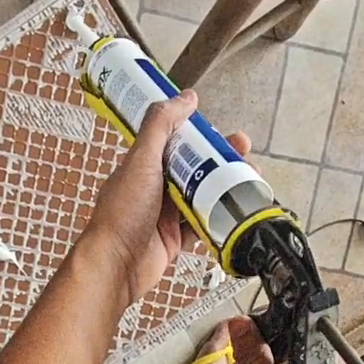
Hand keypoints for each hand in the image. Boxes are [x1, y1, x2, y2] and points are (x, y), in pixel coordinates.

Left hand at [77, 90, 250, 301]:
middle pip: (194, 169)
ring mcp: (164, 216)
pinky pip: (200, 227)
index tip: (223, 132)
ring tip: (247, 182)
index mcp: (143, 166)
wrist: (116, 265)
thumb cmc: (121, 215)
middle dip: (221, 161)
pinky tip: (233, 213)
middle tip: (244, 156)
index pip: (176, 142)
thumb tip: (184, 98)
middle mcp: (154, 189)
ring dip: (223, 190)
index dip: (201, 136)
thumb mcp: (141, 160)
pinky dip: (216, 221)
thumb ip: (161, 126)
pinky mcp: (173, 241)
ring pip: (200, 197)